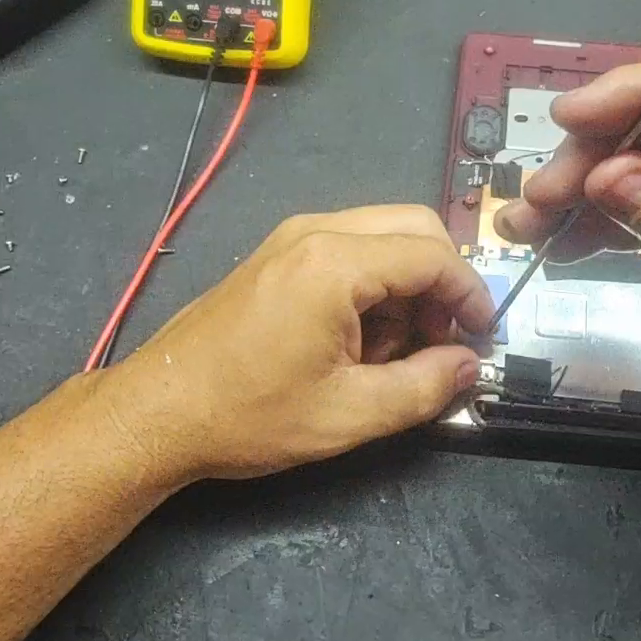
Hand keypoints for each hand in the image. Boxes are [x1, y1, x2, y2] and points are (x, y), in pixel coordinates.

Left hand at [103, 205, 492, 482]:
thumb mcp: (348, 415)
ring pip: (384, 232)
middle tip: (446, 335)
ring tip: (403, 344)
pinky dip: (378, 279)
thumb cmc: (250, 415)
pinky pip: (352, 245)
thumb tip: (469, 365)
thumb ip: (423, 387)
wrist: (157, 411)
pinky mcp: (280, 252)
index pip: (432, 254)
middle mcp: (316, 232)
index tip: (483, 334)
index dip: (470, 292)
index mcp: (334, 264)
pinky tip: (365, 333)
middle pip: (413, 226)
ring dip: (411, 279)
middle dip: (444, 277)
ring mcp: (293, 237)